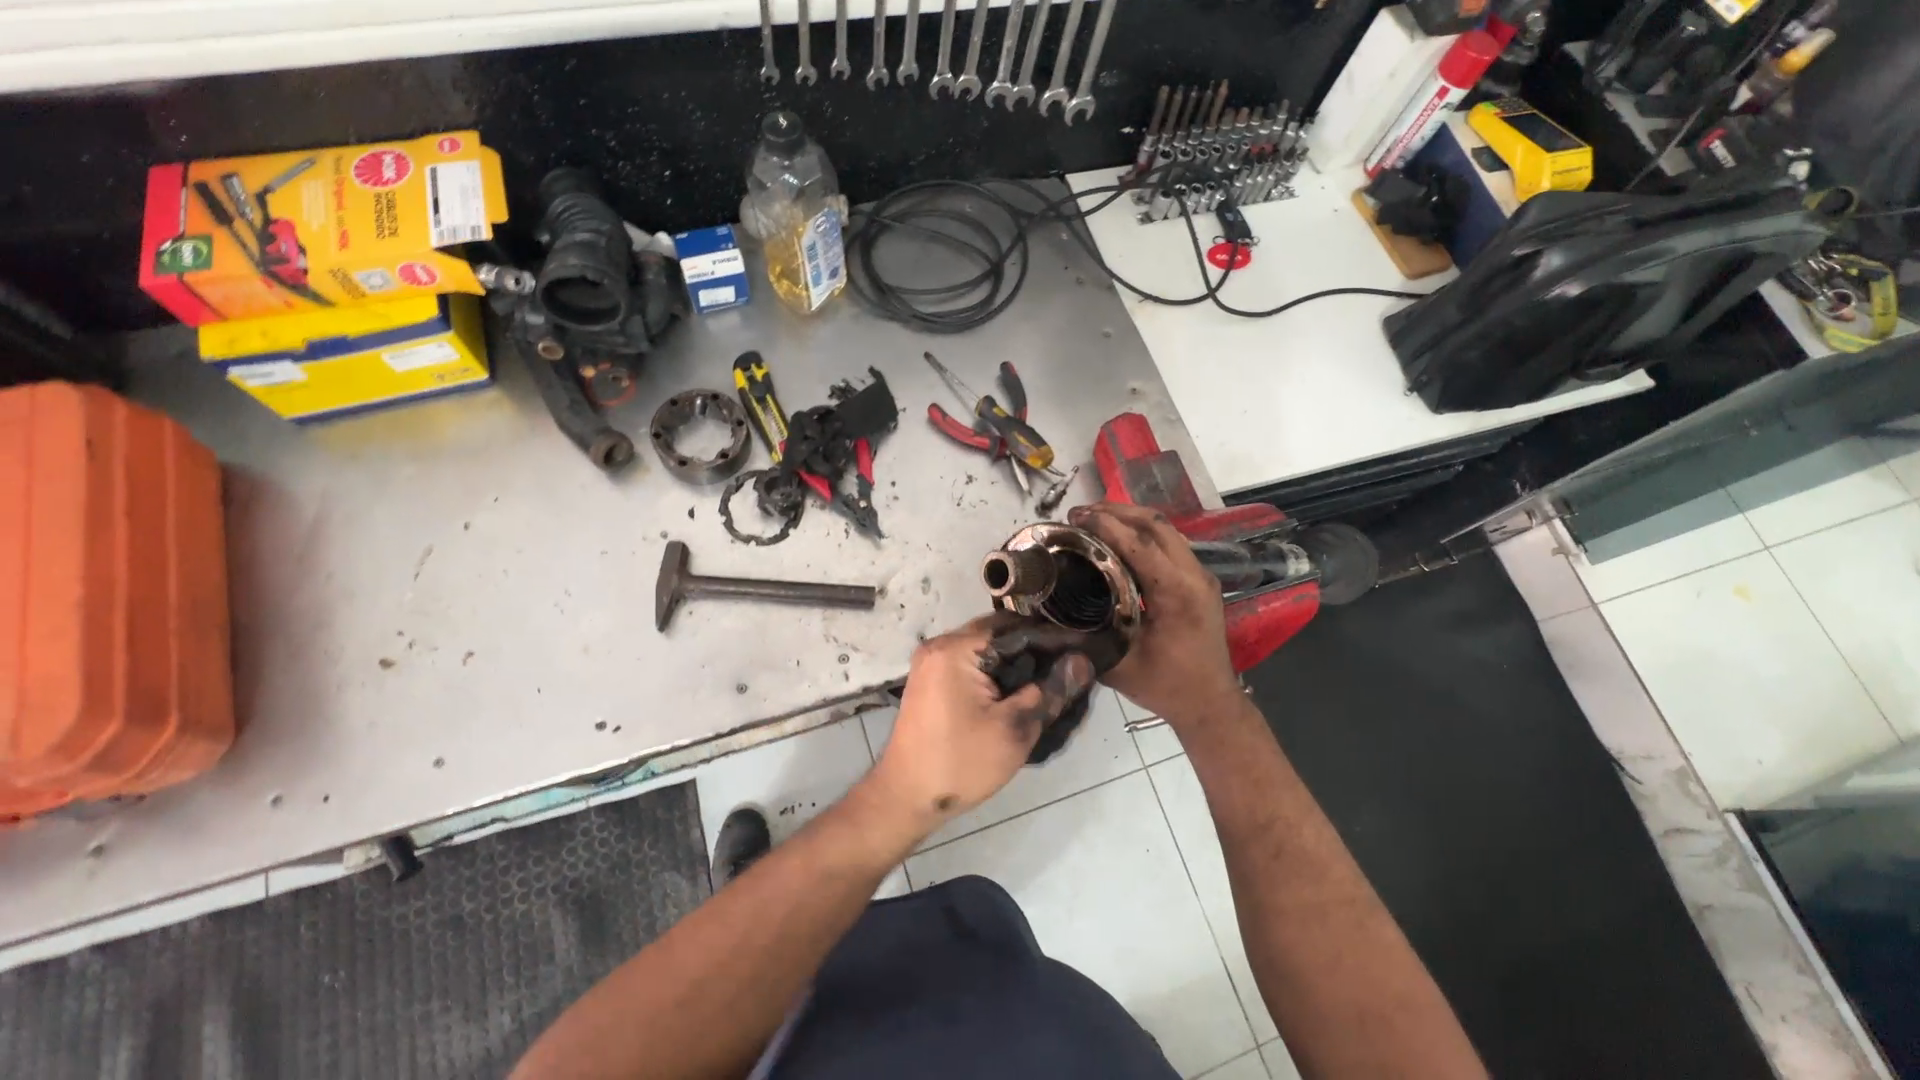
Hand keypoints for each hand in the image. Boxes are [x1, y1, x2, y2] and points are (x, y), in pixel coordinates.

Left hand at [868, 615, 1093, 830]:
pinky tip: (1025, 686)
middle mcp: (941, 645)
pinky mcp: (932, 680)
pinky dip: (1000, 670)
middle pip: (1000, 633)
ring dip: (1020, 658)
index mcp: (956, 649)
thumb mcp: (1014, 730)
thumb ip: (1049, 691)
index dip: (1056, 638)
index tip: (1090, 647)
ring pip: (988, 648)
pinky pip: (973, 662)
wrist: (905, 797)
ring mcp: (932, 662)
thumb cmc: (961, 763)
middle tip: (1076, 662)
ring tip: (1057, 674)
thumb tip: (1082, 661)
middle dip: (1039, 646)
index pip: (1018, 628)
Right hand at [1070, 502, 1240, 725]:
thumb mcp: (1118, 664)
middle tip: (1081, 513)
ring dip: (1132, 519)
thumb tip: (1047, 617)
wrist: (1211, 704)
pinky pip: (1172, 545)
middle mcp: (1194, 576)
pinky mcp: (1200, 582)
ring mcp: (1201, 577)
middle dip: (1118, 511)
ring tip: (1096, 521)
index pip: (1139, 543)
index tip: (1074, 517)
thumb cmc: (1166, 687)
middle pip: (1156, 525)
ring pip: (1167, 531)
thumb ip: (1085, 638)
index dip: (1105, 525)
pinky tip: (1120, 542)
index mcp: (1176, 592)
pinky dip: (1144, 535)